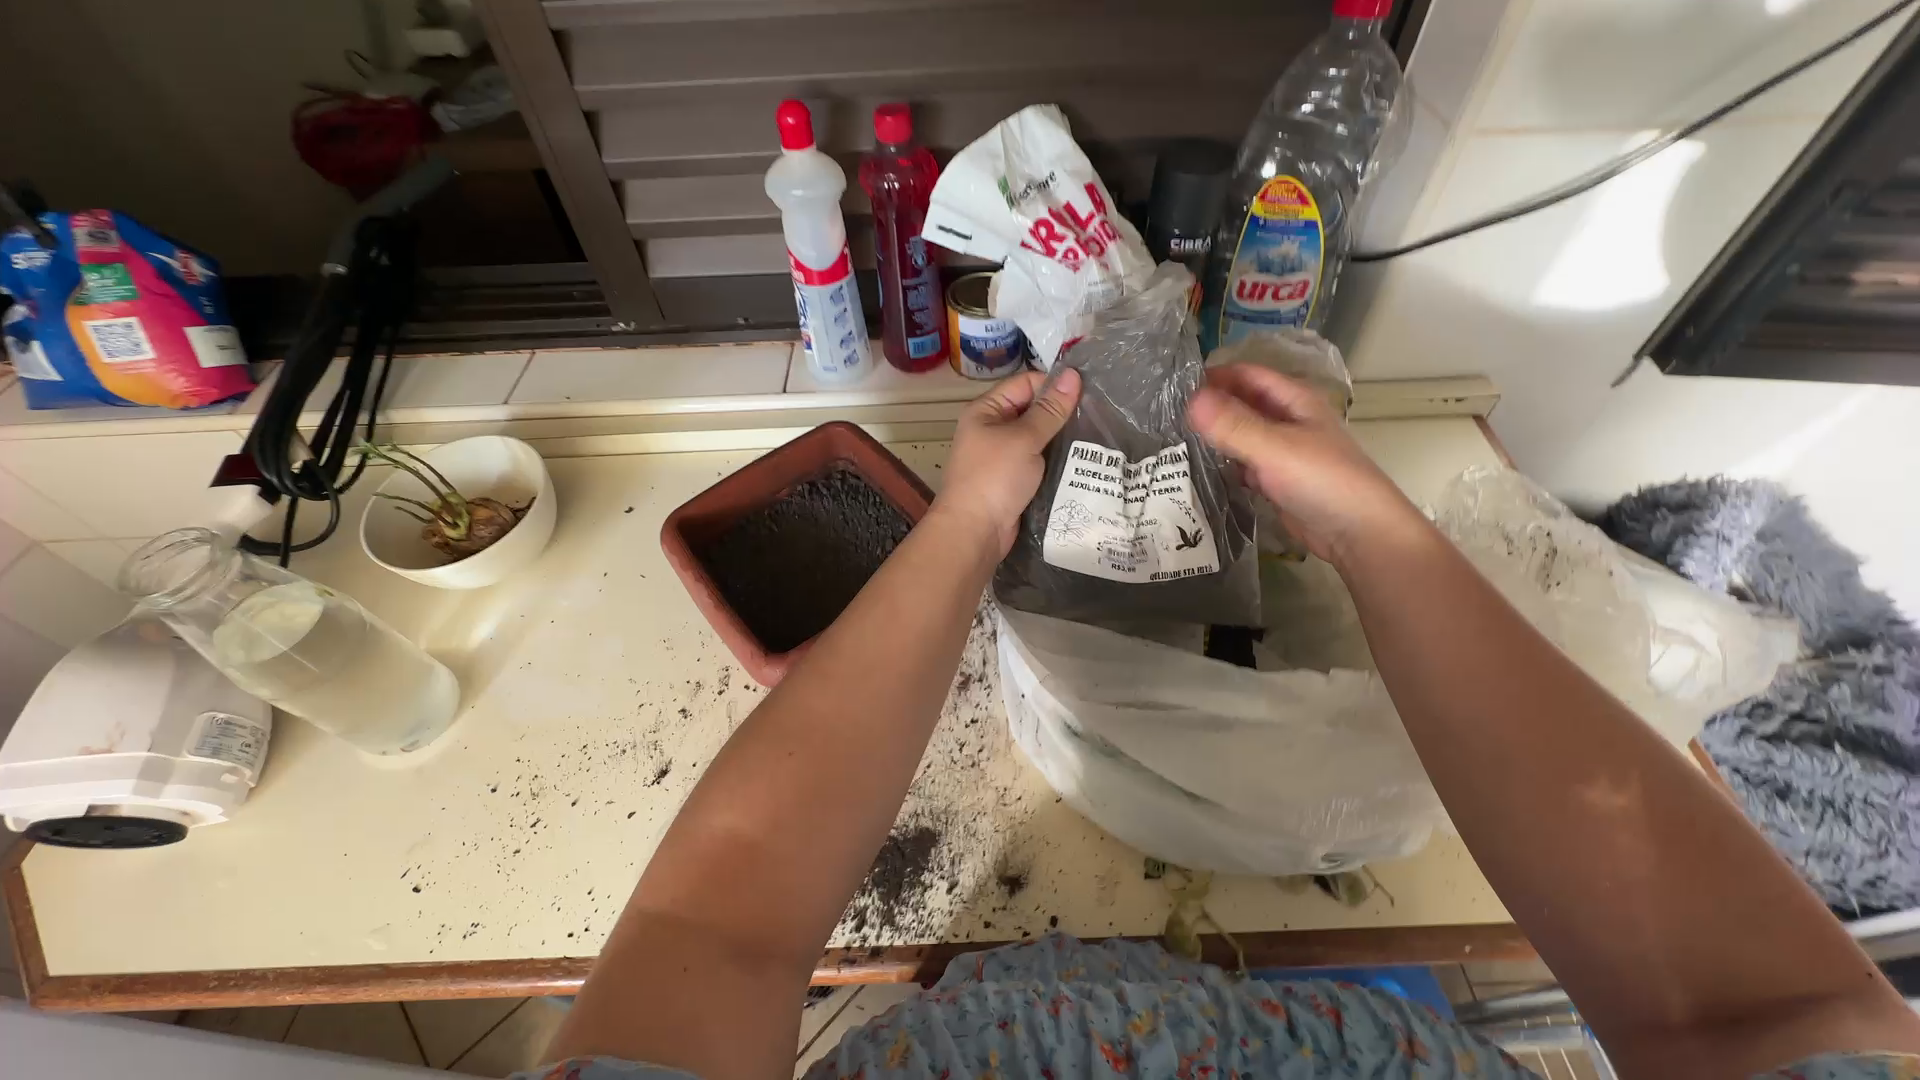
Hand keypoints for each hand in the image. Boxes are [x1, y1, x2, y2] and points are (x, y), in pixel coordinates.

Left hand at [932, 367, 1080, 556]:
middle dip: (1063, 413)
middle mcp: (993, 430)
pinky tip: (1083, 463)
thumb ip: (1050, 410)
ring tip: (1097, 438)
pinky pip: (1040, 464)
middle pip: (1034, 411)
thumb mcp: (1024, 439)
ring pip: (1040, 440)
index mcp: (987, 411)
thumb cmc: (994, 478)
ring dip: (1063, 440)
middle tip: (1099, 415)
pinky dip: (1057, 463)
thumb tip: (1073, 374)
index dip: (1054, 385)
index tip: (1088, 391)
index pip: (1025, 383)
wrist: (974, 532)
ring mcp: (1003, 458)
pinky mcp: (1014, 482)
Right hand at [1187, 364, 1429, 569]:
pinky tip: (1200, 470)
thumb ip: (1233, 424)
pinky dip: (1225, 464)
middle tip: (1166, 414)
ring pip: (1242, 434)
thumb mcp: (1275, 447)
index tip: (1175, 386)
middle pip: (1243, 403)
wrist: (1359, 533)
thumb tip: (1190, 399)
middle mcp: (1288, 420)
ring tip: (1173, 439)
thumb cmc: (1322, 481)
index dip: (1214, 375)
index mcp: (1294, 400)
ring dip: (1215, 435)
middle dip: (1210, 405)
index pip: (1247, 374)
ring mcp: (1283, 451)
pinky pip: (1244, 464)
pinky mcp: (1278, 480)